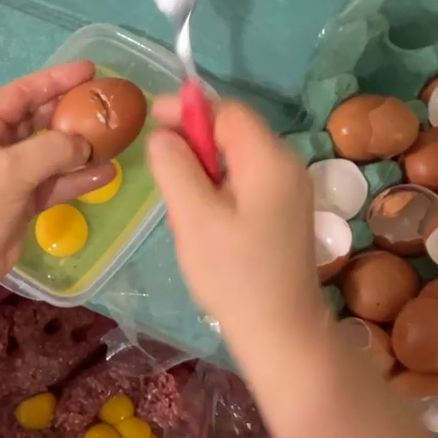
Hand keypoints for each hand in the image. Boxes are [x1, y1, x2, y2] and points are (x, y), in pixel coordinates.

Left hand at [0, 61, 115, 296]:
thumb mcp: (9, 171)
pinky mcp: (24, 201)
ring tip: (115, 137)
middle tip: (107, 104)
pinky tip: (106, 173)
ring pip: (52, 152)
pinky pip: (56, 182)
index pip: (20, 94)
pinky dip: (79, 178)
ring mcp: (11, 175)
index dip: (53, 80)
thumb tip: (85, 143)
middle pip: (39, 120)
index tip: (89, 70)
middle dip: (72, 112)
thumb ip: (50, 149)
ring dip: (81, 146)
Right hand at [147, 94, 326, 352]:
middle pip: (232, 133)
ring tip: (178, 207)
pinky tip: (199, 222)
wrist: (278, 328)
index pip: (227, 111)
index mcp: (268, 160)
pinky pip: (242, 183)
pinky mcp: (281, 213)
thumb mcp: (193, 217)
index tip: (150, 121)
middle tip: (160, 173)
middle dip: (192, 144)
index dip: (188, 109)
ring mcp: (287, 190)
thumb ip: (175, 168)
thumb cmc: (232, 272)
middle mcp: (285, 166)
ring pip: (234, 160)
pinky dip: (215, 190)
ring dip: (200, 171)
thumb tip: (162, 135)